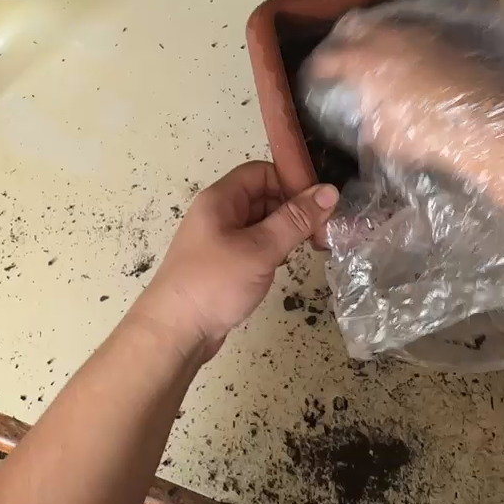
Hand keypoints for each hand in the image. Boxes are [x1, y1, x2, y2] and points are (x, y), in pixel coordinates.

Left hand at [131, 162, 338, 364]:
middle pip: (262, 196)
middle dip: (292, 209)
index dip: (290, 181)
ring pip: (260, 222)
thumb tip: (329, 190)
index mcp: (220, 199)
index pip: (261, 172)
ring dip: (284, 231)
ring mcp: (218, 239)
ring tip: (308, 248)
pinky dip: (271, 250)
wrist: (175, 332)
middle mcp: (218, 214)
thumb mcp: (260, 249)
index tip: (318, 203)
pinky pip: (253, 245)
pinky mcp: (222, 263)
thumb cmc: (214, 283)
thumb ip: (295, 219)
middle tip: (321, 230)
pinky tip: (284, 265)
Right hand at [305, 15, 503, 238]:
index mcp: (367, 62)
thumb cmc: (429, 136)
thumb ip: (368, 119)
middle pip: (354, 24)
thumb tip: (365, 115)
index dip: (316, 68)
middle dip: (342, 38)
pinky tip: (408, 60)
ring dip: (374, 36)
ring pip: (387, 23)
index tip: (313, 77)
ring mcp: (421, 34)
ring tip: (373, 55)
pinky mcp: (446, 39)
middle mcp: (390, 38)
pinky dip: (402, 41)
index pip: (329, 58)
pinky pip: (413, 32)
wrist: (488, 127)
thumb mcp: (384, 137)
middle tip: (339, 55)